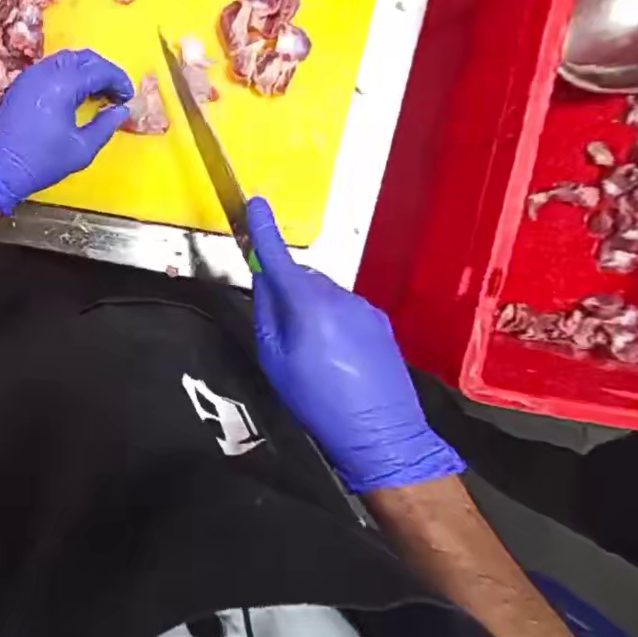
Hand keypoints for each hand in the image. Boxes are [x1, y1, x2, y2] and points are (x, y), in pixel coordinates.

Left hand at [0, 49, 134, 215]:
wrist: (0, 171)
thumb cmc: (42, 163)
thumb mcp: (82, 149)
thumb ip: (106, 126)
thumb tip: (122, 111)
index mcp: (62, 85)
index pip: (99, 70)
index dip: (119, 81)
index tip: (128, 98)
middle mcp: (44, 72)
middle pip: (83, 58)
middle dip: (103, 72)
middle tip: (115, 94)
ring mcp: (29, 77)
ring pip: (65, 60)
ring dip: (84, 72)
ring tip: (96, 94)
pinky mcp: (19, 86)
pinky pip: (49, 69)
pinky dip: (66, 76)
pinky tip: (73, 97)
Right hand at [248, 197, 463, 493]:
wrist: (381, 433)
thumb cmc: (315, 400)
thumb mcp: (275, 358)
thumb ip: (267, 313)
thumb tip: (265, 281)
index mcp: (309, 306)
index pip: (279, 259)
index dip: (263, 230)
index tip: (255, 203)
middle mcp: (340, 297)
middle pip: (301, 278)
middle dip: (284, 290)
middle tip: (276, 330)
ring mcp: (365, 308)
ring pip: (322, 294)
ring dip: (308, 308)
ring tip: (308, 352)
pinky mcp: (380, 323)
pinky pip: (343, 309)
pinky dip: (328, 319)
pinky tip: (331, 355)